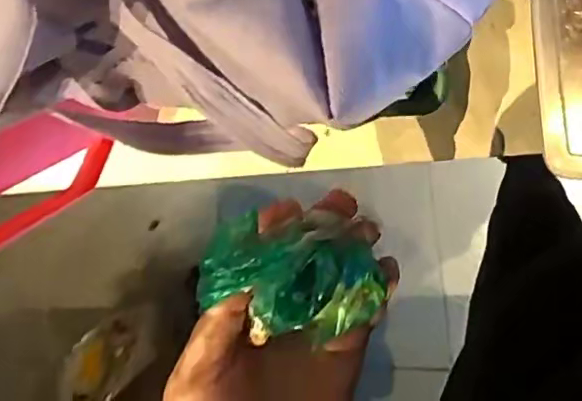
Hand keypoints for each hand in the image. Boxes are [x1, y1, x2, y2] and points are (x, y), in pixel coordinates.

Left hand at [163, 190, 398, 400]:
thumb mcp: (197, 375)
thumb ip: (214, 330)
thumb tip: (243, 281)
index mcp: (250, 300)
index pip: (264, 251)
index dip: (276, 225)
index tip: (287, 212)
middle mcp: (288, 298)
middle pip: (310, 247)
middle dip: (327, 219)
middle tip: (341, 205)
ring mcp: (322, 315)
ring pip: (345, 264)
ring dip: (359, 241)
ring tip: (365, 234)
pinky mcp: (350, 337)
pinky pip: (371, 301)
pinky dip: (382, 280)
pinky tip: (384, 273)